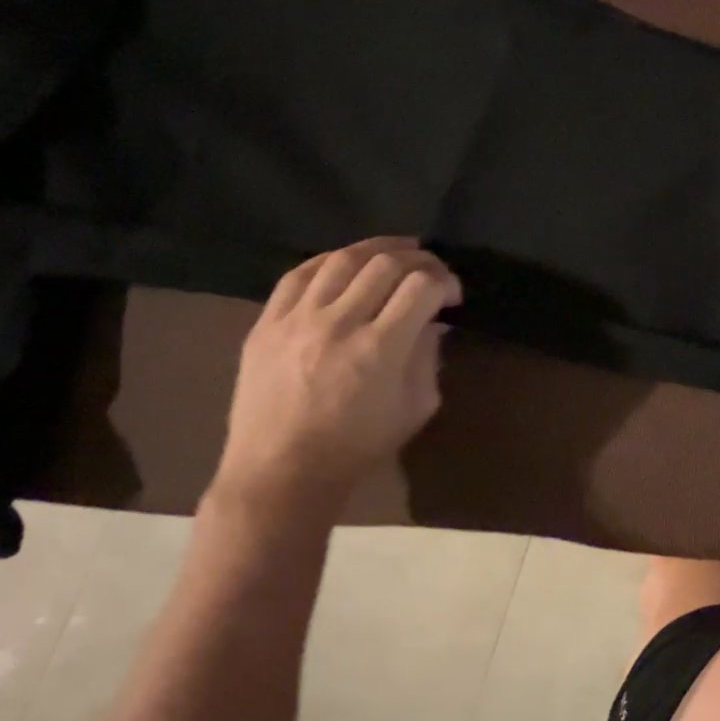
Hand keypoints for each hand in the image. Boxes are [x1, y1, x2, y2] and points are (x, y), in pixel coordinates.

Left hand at [214, 236, 461, 509]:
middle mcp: (339, 324)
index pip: (422, 286)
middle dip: (420, 260)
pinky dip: (330, 260)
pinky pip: (298, 274)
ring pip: (341, 260)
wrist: (281, 471)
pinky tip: (348, 262)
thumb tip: (430, 321)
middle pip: (386, 265)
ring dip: (377, 250)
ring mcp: (296, 320)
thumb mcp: (417, 406)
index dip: (446, 282)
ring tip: (397, 253)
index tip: (453, 296)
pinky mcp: (266, 324)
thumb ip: (428, 357)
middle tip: (433, 272)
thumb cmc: (358, 445)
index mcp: (381, 349)